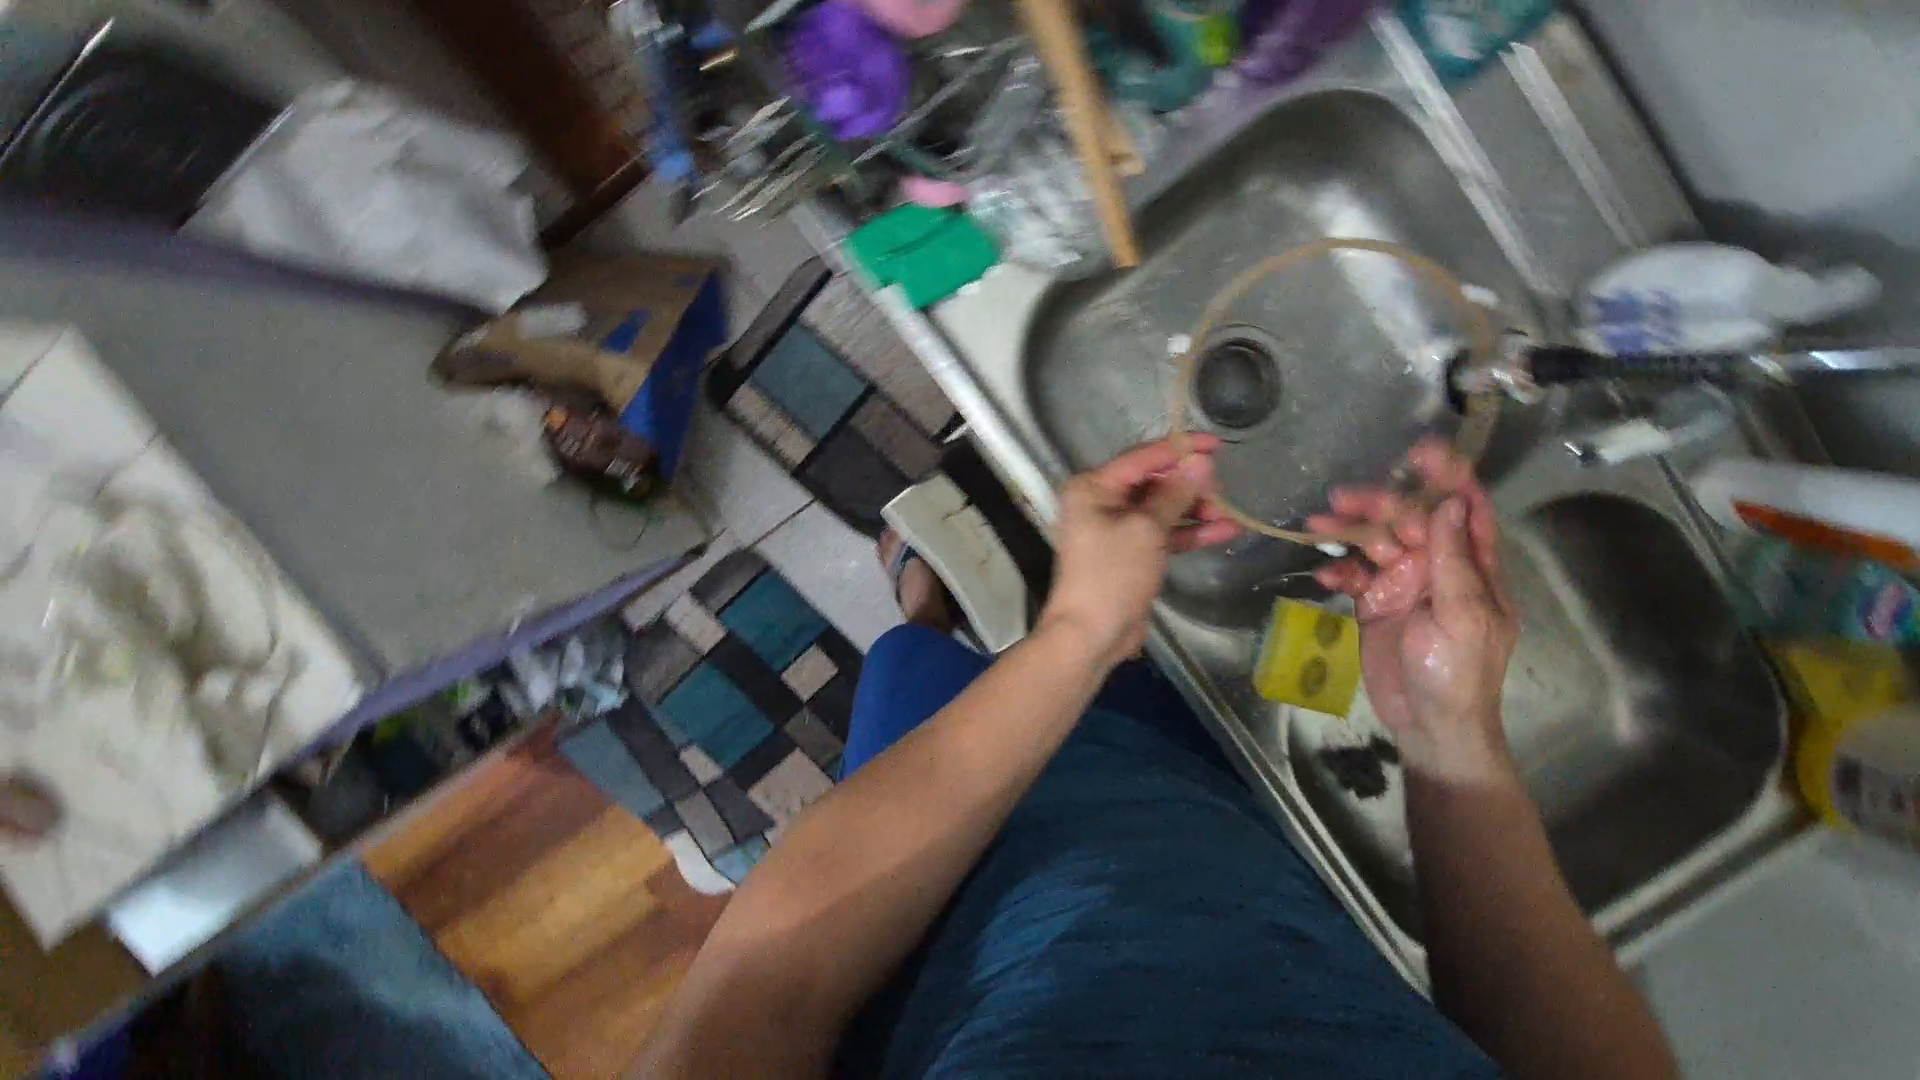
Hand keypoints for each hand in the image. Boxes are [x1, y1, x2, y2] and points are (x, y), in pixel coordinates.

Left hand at [1040, 436, 1240, 669]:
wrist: (1091, 634)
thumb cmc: (1111, 575)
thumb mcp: (1146, 529)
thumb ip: (1174, 494)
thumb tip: (1200, 462)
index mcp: (1092, 488)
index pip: (1142, 458)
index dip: (1179, 449)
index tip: (1215, 445)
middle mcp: (1101, 502)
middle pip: (1153, 482)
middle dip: (1190, 485)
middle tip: (1223, 489)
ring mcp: (1116, 529)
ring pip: (1162, 509)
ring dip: (1195, 510)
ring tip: (1230, 514)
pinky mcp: (1131, 554)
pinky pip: (1164, 534)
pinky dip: (1189, 532)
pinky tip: (1224, 531)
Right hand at [1308, 438, 1519, 782]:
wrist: (1428, 723)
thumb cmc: (1459, 671)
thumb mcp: (1464, 615)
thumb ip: (1454, 559)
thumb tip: (1451, 503)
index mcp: (1470, 566)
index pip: (1464, 509)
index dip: (1448, 478)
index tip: (1423, 449)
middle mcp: (1437, 566)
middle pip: (1409, 519)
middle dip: (1378, 503)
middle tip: (1342, 497)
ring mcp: (1403, 583)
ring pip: (1375, 541)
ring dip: (1348, 530)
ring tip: (1318, 524)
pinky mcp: (1374, 602)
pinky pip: (1354, 573)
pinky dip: (1338, 568)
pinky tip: (1325, 572)